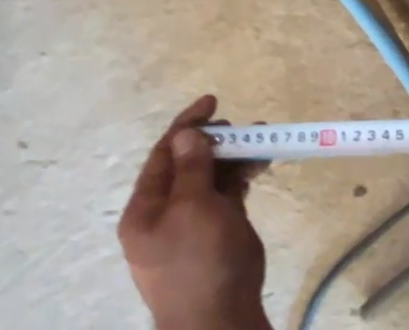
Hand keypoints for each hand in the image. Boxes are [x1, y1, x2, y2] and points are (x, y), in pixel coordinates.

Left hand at [118, 95, 271, 329]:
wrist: (218, 318)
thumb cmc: (200, 260)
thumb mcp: (194, 208)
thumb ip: (191, 168)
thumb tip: (187, 133)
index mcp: (145, 210)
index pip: (163, 155)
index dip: (186, 125)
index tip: (213, 100)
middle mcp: (164, 213)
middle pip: (188, 163)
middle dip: (215, 140)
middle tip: (243, 128)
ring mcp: (191, 223)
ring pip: (211, 177)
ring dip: (234, 156)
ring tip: (263, 143)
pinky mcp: (216, 231)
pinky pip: (226, 194)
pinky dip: (242, 176)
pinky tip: (261, 165)